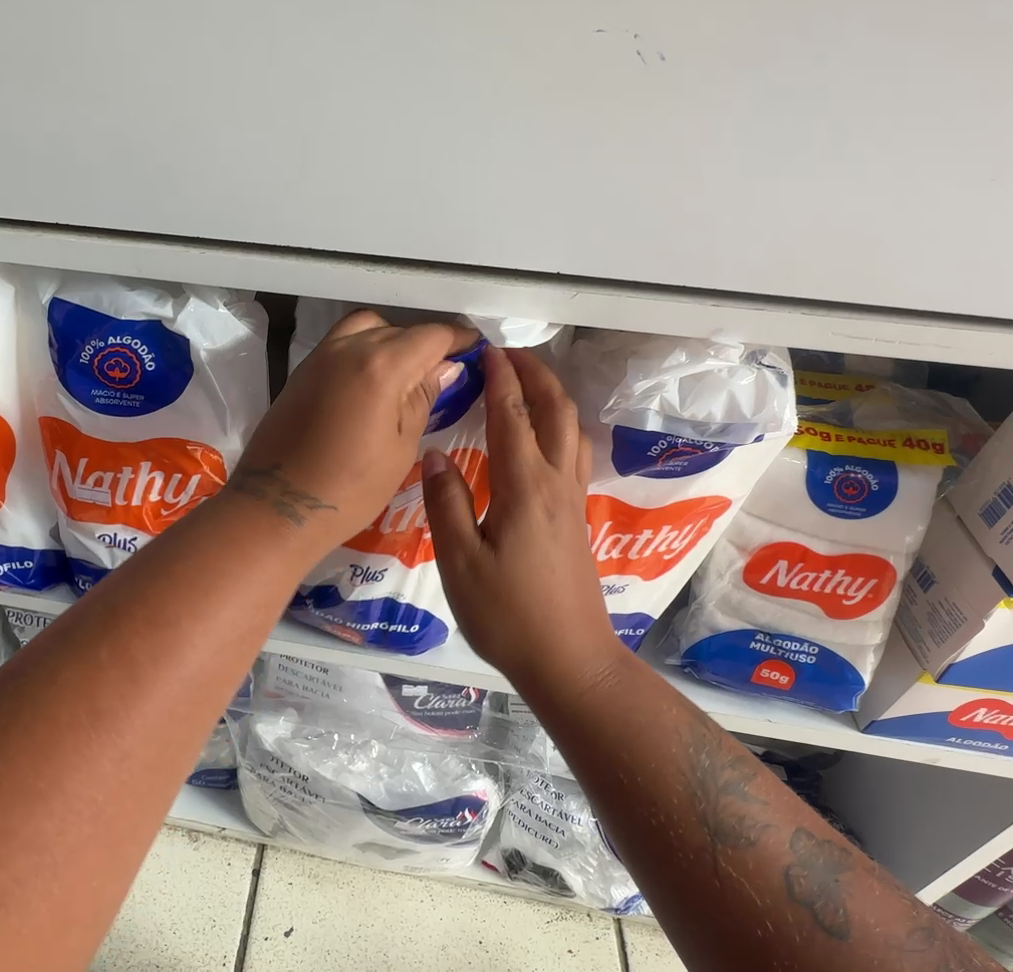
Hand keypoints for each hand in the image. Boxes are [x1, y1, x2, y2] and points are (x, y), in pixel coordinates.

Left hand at [221, 310, 477, 550]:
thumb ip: (423, 398)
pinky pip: (339, 345)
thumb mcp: (400, 448)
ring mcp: (318, 358)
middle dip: (425, 343)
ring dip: (390, 340)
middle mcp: (347, 349)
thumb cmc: (349, 489)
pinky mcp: (300, 373)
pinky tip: (373, 384)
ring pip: (364, 328)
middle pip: (397, 329)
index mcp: (380, 365)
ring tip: (405, 375)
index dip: (457, 339)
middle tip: (444, 373)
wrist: (277, 507)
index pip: (430, 335)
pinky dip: (362, 350)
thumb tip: (446, 367)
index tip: (474, 349)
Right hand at [421, 346, 624, 684]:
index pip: (512, 417)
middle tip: (508, 354)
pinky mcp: (576, 519)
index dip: (499, 380)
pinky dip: (560, 425)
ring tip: (527, 383)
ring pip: (572, 430)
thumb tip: (437, 453)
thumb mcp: (459, 562)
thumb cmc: (507, 616)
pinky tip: (545, 436)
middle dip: (535, 375)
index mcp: (524, 488)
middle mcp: (556, 484)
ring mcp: (571, 502)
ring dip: (552, 396)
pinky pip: (574, 453)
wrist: (570, 661)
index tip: (485, 351)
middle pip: (555, 412)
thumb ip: (446, 502)